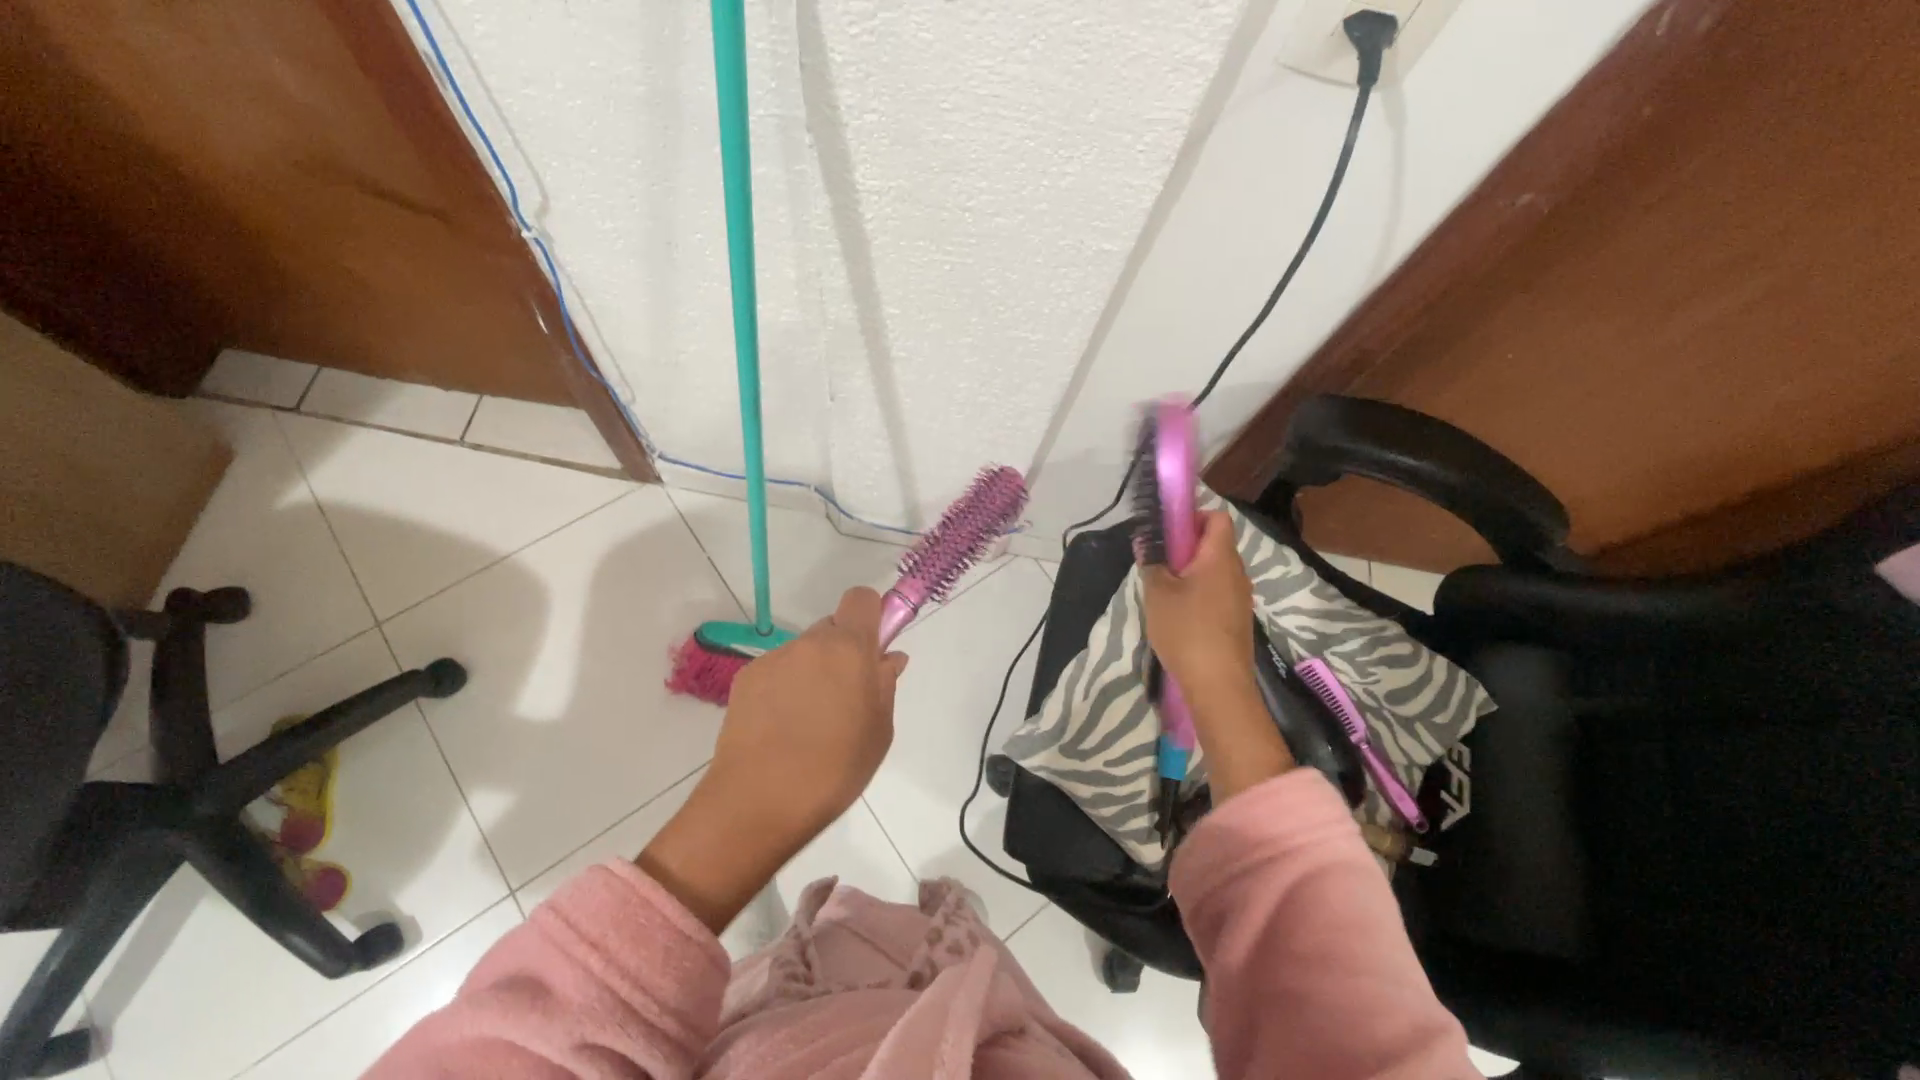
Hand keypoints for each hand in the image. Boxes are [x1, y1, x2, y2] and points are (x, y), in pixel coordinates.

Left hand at [638, 588, 907, 930]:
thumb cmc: (835, 768)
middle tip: (846, 699)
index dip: (871, 617)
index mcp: (848, 649)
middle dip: (842, 653)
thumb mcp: (879, 731)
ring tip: (810, 724)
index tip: (874, 651)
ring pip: (804, 654)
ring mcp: (772, 660)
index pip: (862, 599)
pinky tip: (782, 730)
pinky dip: (784, 691)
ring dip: (812, 674)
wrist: (758, 801)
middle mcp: (808, 643)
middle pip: (832, 629)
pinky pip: (777, 673)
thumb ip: (884, 685)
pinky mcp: (744, 680)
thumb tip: (887, 659)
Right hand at [1140, 510, 1292, 800]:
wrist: (1218, 684)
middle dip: (1187, 548)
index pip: (1217, 518)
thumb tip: (1147, 542)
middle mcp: (1237, 572)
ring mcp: (1241, 598)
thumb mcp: (1157, 593)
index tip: (1167, 533)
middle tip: (1159, 564)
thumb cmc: (1187, 630)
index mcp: (1220, 557)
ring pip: (1216, 571)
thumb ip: (1152, 562)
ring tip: (1165, 593)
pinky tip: (1180, 616)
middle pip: (1216, 544)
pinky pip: (1219, 593)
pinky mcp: (1238, 620)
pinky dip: (1200, 595)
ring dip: (1192, 574)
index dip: (1193, 517)